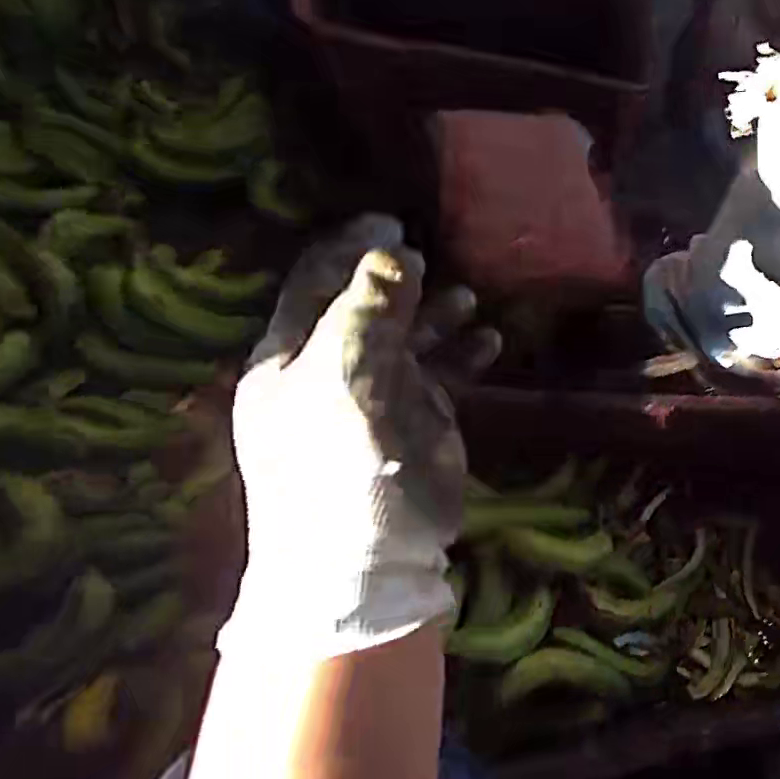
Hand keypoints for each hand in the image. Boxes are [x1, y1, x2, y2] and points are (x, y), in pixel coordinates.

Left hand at [218, 214, 497, 659]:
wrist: (368, 558)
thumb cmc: (339, 467)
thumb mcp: (344, 381)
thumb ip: (367, 313)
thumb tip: (392, 253)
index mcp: (292, 358)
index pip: (315, 285)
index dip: (349, 249)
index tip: (389, 220)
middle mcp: (333, 370)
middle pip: (367, 307)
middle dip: (397, 279)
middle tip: (429, 253)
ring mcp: (381, 396)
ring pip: (411, 338)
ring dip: (437, 313)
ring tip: (466, 297)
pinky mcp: (421, 419)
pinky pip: (444, 373)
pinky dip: (464, 353)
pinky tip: (488, 340)